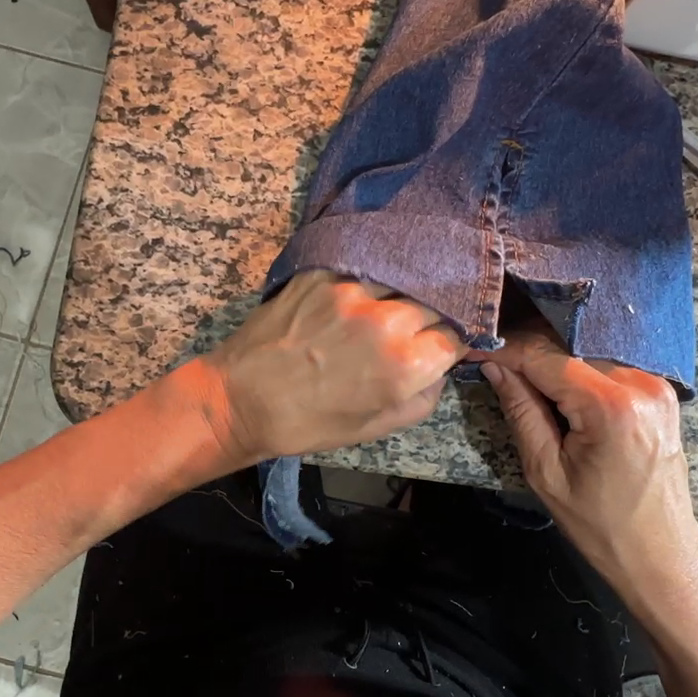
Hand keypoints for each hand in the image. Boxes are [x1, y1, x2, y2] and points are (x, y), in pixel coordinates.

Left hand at [194, 270, 464, 464]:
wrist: (242, 399)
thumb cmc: (309, 423)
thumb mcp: (378, 427)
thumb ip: (424, 396)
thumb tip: (440, 366)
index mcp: (405, 364)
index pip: (455, 336)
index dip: (449, 343)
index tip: (437, 346)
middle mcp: (385, 320)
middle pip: (433, 302)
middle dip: (428, 318)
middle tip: (409, 331)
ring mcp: (350, 291)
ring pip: (399, 280)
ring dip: (397, 295)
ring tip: (381, 310)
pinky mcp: (321, 274)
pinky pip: (360, 269)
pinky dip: (366, 281)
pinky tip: (355, 296)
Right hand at [474, 329, 697, 592]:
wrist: (662, 554)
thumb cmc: (600, 525)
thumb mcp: (546, 471)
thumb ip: (521, 411)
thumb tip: (494, 367)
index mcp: (611, 406)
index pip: (545, 357)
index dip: (506, 351)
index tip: (473, 349)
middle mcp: (640, 383)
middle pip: (568, 347)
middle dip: (526, 351)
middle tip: (491, 360)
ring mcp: (656, 384)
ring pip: (587, 351)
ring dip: (551, 358)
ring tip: (517, 372)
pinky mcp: (660, 391)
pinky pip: (608, 365)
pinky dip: (577, 369)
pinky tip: (554, 384)